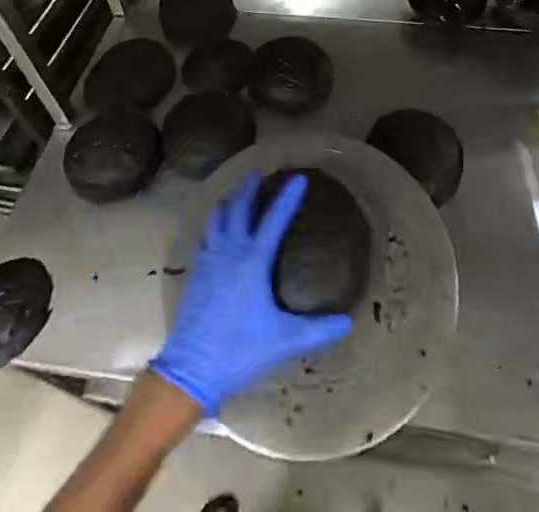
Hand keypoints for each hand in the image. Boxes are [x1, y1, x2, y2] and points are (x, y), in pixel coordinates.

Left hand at [149, 171, 353, 413]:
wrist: (192, 366)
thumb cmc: (240, 349)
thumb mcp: (285, 341)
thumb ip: (317, 329)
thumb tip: (347, 321)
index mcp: (252, 261)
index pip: (274, 220)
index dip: (287, 198)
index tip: (298, 178)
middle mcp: (229, 251)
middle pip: (238, 208)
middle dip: (248, 188)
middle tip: (255, 172)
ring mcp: (208, 259)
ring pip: (217, 218)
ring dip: (228, 202)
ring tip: (235, 194)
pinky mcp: (196, 271)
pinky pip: (205, 235)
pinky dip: (213, 223)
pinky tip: (215, 228)